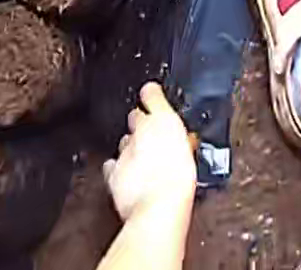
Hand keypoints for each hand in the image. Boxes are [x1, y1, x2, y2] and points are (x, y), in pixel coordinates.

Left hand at [104, 83, 196, 222]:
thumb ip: (183, 141)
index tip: (151, 93)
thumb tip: (184, 141)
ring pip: (124, 141)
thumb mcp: (189, 153)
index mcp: (163, 119)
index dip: (150, 93)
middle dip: (140, 124)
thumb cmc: (180, 181)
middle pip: (134, 116)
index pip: (151, 93)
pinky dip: (116, 167)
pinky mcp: (113, 172)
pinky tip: (124, 172)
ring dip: (131, 147)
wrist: (159, 207)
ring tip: (141, 159)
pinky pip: (111, 165)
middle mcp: (141, 130)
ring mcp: (125, 151)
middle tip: (150, 135)